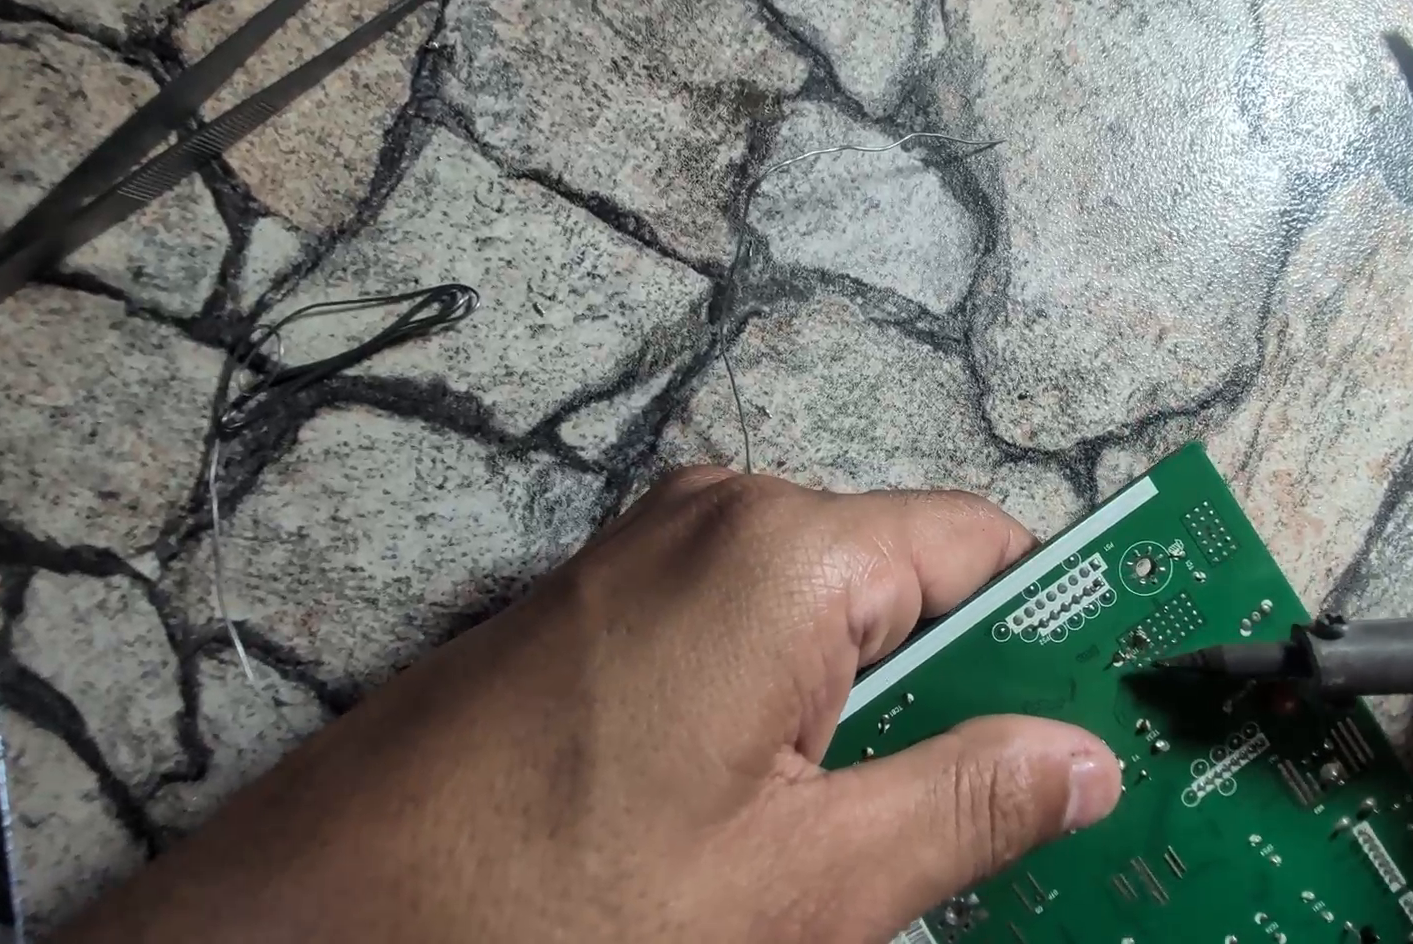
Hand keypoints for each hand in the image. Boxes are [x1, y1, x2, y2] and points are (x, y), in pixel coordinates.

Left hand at [55, 469, 1123, 943]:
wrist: (310, 926)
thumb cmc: (561, 906)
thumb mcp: (806, 879)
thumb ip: (965, 799)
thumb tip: (1082, 759)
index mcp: (788, 544)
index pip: (979, 541)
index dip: (1052, 612)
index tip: (1102, 689)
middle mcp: (728, 509)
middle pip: (904, 572)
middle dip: (962, 673)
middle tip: (1016, 782)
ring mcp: (662, 541)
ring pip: (830, 602)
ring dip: (879, 693)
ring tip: (902, 801)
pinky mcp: (620, 588)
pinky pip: (754, 616)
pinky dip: (802, 685)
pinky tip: (796, 778)